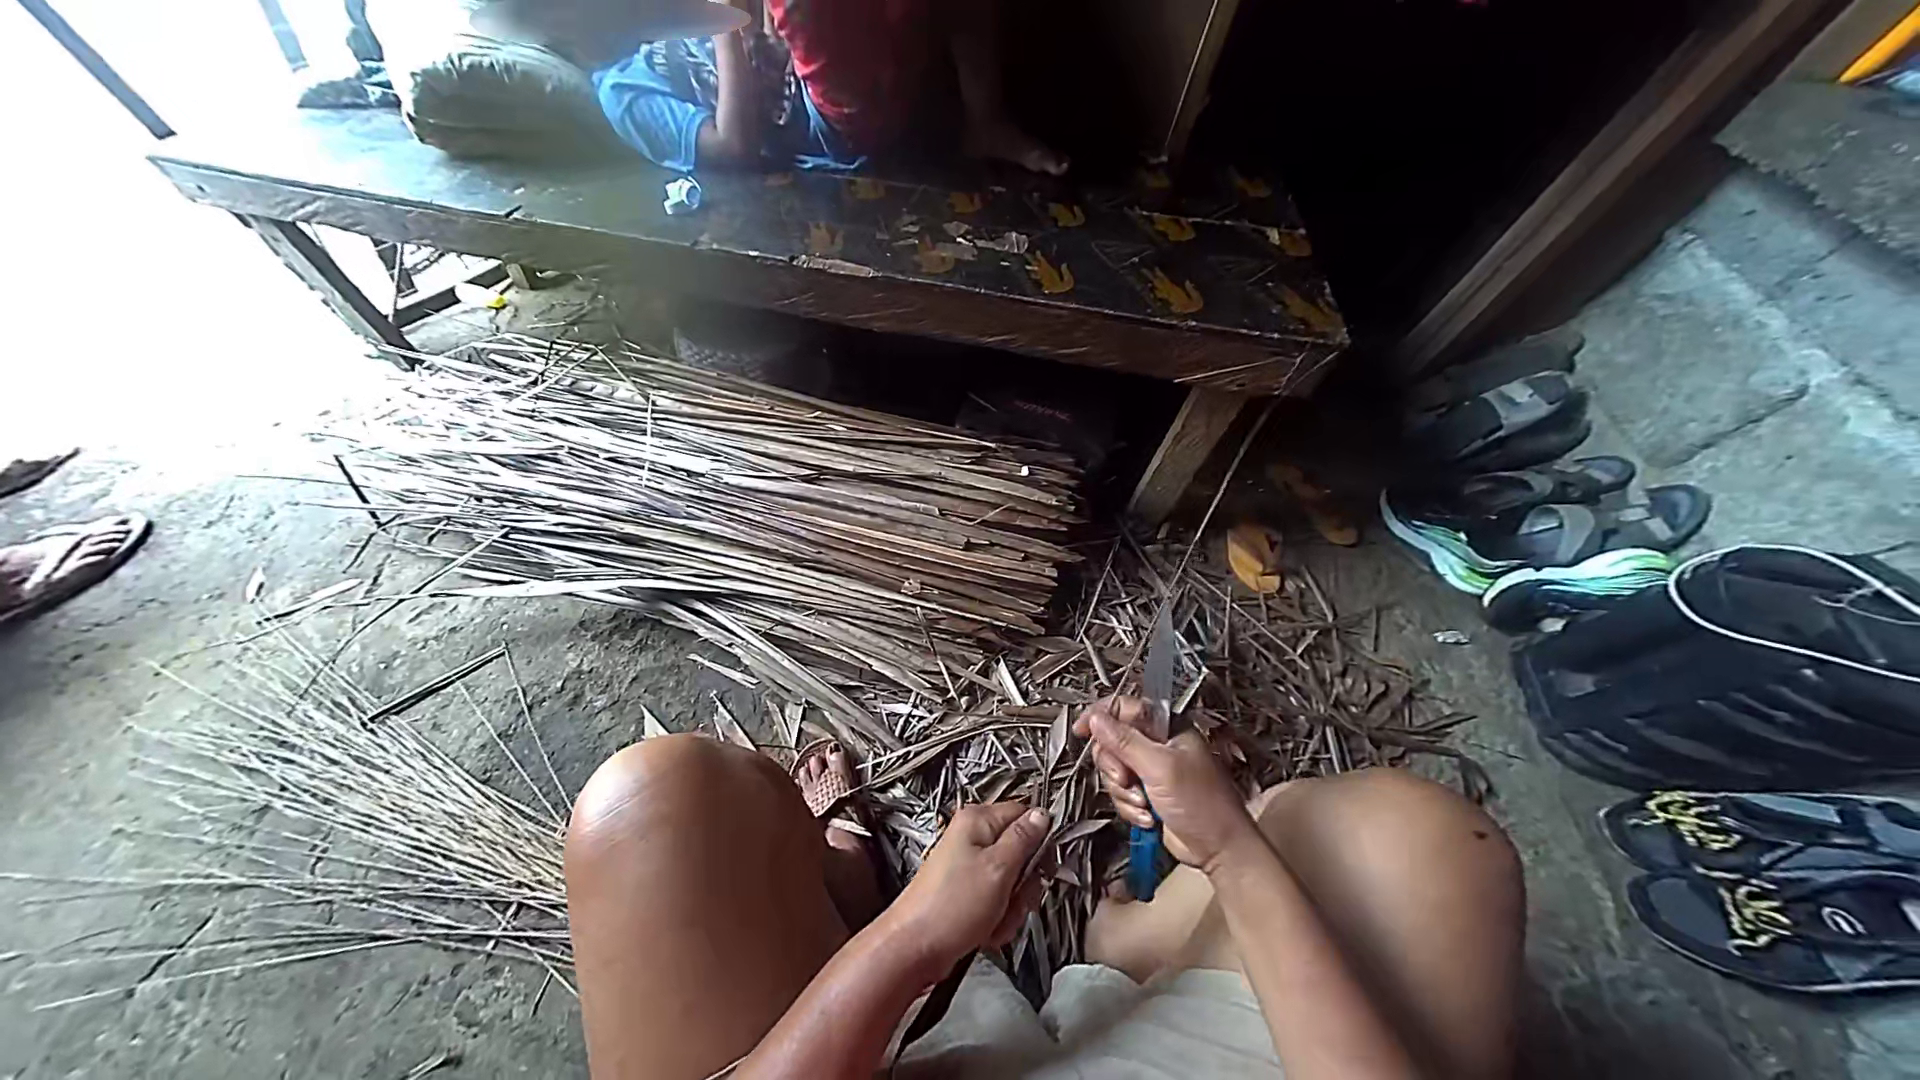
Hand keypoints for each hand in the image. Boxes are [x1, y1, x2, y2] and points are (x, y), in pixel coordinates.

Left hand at [882, 803, 1051, 979]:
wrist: (915, 949)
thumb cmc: (949, 907)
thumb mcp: (998, 868)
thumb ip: (1024, 839)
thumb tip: (1042, 815)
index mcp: (977, 821)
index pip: (1025, 814)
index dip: (1041, 840)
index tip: (1045, 865)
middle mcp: (972, 838)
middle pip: (1021, 852)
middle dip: (1024, 884)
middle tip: (1013, 897)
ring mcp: (970, 866)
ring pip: (1013, 882)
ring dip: (1011, 906)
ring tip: (995, 917)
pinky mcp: (968, 892)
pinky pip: (998, 902)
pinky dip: (998, 919)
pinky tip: (986, 928)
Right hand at [1074, 696, 1263, 874]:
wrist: (1220, 850)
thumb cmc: (1203, 804)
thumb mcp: (1160, 767)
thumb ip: (1124, 741)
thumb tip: (1096, 718)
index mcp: (1167, 727)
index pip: (1123, 708)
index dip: (1100, 717)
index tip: (1082, 730)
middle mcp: (1158, 744)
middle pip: (1111, 741)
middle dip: (1114, 766)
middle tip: (1127, 779)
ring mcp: (1152, 769)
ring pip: (1113, 769)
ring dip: (1123, 791)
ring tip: (1144, 803)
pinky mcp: (1148, 793)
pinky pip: (1121, 793)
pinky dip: (1129, 807)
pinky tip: (1148, 816)